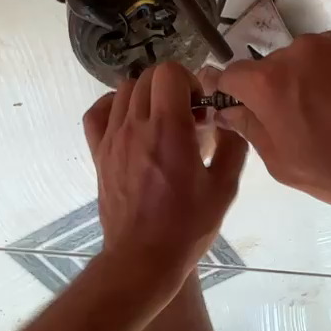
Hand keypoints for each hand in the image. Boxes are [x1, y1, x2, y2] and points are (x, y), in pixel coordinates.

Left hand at [83, 62, 248, 287]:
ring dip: (147, 96)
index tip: (200, 108)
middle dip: (172, 87)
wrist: (143, 257)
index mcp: (168, 129)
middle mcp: (136, 126)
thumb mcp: (224, 188)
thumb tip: (229, 122)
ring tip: (163, 122)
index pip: (170, 73)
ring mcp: (112, 139)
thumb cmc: (186, 226)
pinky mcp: (99, 154)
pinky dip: (114, 107)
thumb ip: (232, 146)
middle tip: (188, 117)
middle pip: (148, 77)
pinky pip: (97, 113)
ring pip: (124, 91)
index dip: (190, 81)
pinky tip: (131, 123)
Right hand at [207, 31, 330, 225]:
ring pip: (310, 58)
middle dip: (277, 89)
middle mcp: (302, 52)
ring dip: (313, 79)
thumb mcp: (285, 164)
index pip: (231, 74)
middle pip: (274, 66)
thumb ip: (251, 130)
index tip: (236, 105)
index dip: (230, 92)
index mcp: (271, 83)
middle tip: (300, 123)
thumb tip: (231, 111)